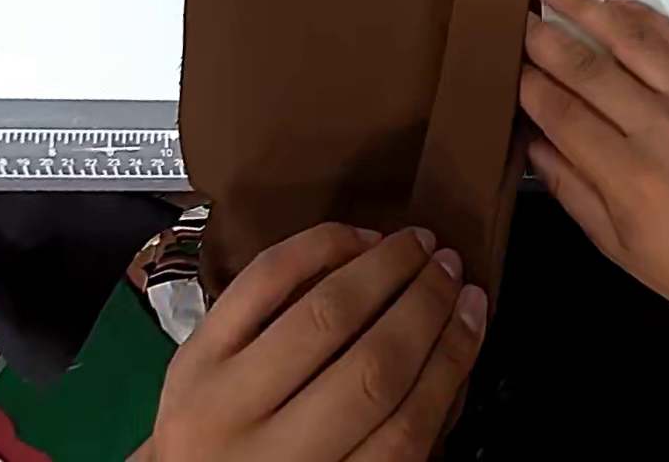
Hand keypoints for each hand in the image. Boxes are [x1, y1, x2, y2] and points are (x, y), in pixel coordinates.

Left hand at [142, 223, 486, 461]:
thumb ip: (393, 427)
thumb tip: (455, 330)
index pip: (405, 430)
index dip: (452, 356)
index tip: (476, 305)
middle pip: (371, 370)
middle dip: (424, 304)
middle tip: (451, 265)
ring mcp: (219, 406)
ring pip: (324, 316)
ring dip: (384, 267)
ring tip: (418, 243)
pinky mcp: (193, 355)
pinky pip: (265, 279)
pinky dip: (320, 246)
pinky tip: (359, 238)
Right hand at [519, 0, 668, 343]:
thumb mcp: (613, 242)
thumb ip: (568, 185)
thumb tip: (532, 136)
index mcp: (631, 178)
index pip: (563, 114)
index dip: (529, 85)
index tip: (508, 66)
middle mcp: (662, 131)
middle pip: (589, 69)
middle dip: (545, 38)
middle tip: (518, 17)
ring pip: (631, 41)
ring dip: (587, 9)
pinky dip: (644, 15)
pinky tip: (615, 3)